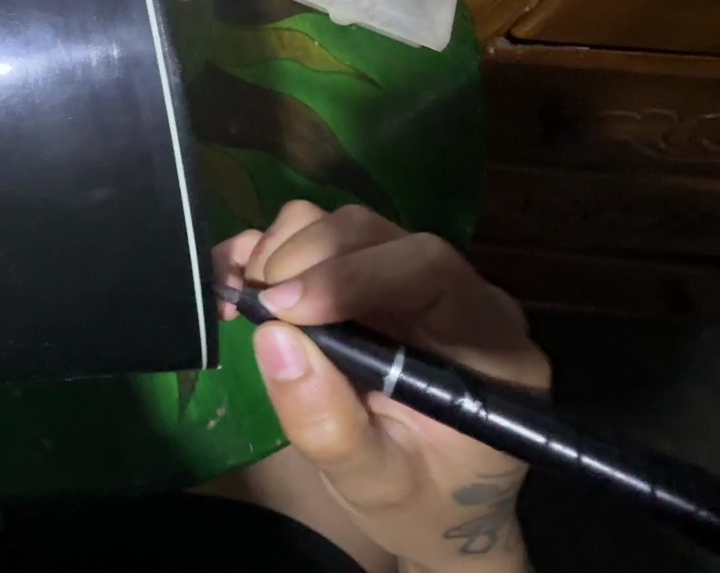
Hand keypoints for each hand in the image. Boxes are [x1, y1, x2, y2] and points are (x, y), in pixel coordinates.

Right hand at [215, 202, 548, 572]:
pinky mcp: (354, 270)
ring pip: (332, 223)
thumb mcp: (376, 483)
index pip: (428, 268)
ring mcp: (399, 274)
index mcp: (485, 342)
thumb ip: (331, 425)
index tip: (285, 309)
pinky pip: (303, 232)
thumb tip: (273, 339)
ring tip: (248, 307)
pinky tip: (234, 286)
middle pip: (370, 233)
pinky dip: (259, 249)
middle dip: (303, 260)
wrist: (420, 497)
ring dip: (276, 254)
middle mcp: (449, 292)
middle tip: (257, 310)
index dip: (351, 273)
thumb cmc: (417, 497)